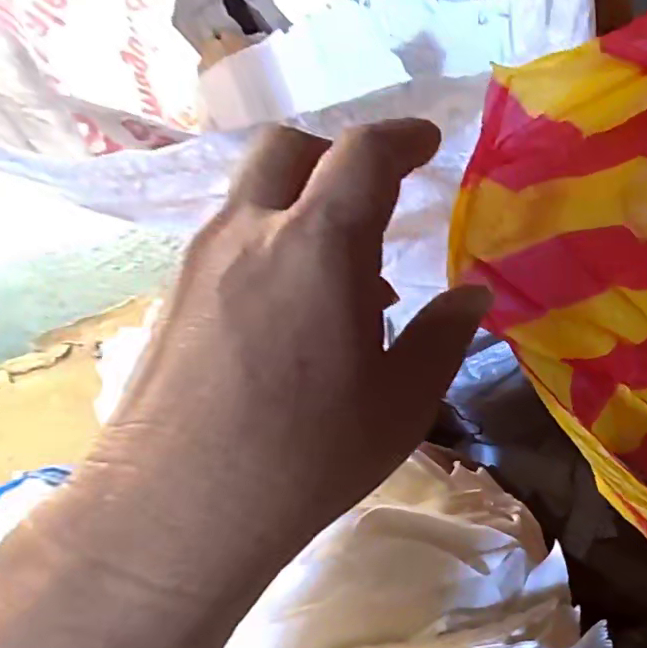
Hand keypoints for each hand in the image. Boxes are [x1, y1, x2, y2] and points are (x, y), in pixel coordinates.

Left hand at [38, 120, 489, 604]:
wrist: (181, 508)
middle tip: (376, 196)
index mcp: (318, 245)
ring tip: (346, 274)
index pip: (364, 154)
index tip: (426, 143)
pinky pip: (231, 238)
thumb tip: (473, 293)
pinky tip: (295, 309)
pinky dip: (272, 242)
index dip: (402, 138)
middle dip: (339, 155)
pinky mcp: (173, 295)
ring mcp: (200, 260)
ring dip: (304, 205)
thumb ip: (444, 333)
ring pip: (254, 193)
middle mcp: (251, 232)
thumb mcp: (403, 399)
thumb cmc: (310, 453)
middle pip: (290, 148)